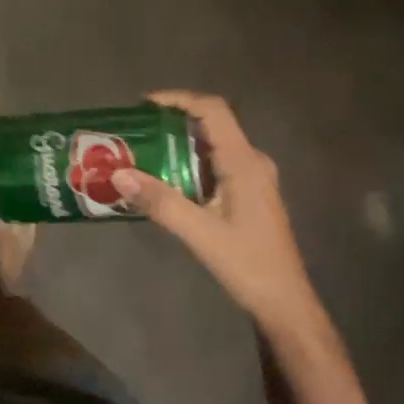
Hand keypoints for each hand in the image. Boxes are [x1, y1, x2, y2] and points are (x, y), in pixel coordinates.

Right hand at [112, 91, 323, 333]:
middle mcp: (252, 162)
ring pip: (212, 146)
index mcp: (245, 162)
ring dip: (178, 144)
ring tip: (141, 152)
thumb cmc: (248, 264)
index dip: (179, 99)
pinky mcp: (249, 194)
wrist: (285, 304)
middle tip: (134, 130)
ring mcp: (253, 179)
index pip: (213, 110)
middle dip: (171, 122)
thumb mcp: (199, 233)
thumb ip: (160, 201)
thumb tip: (118, 174)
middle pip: (211, 124)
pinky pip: (214, 164)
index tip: (143, 105)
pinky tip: (164, 180)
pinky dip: (188, 163)